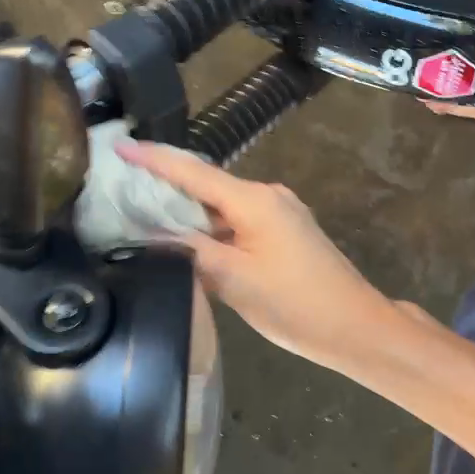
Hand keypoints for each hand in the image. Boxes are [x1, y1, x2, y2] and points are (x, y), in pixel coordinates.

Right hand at [117, 142, 395, 370]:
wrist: (355, 326)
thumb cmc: (295, 304)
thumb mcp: (234, 280)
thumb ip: (191, 253)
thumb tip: (155, 235)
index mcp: (253, 199)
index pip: (193, 172)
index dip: (154, 159)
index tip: (118, 147)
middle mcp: (266, 196)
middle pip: (205, 184)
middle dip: (165, 185)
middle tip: (120, 187)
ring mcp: (278, 214)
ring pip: (221, 206)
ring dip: (187, 212)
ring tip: (141, 216)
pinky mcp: (284, 233)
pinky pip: (237, 221)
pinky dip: (209, 228)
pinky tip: (186, 242)